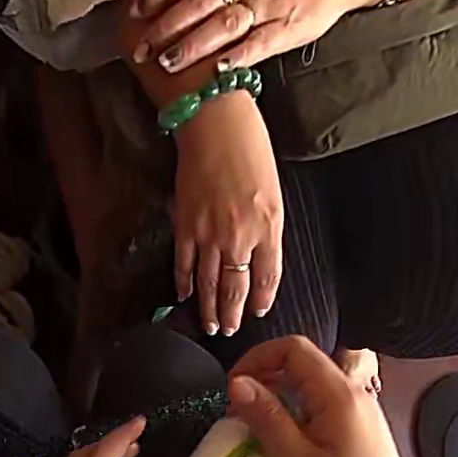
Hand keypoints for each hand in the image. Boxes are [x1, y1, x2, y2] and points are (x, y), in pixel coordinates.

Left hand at [130, 0, 371, 76]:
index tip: (135, 8)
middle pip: (200, 1)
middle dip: (168, 25)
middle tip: (143, 48)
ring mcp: (266, 5)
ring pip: (224, 22)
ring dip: (194, 44)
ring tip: (170, 63)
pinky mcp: (286, 28)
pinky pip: (259, 43)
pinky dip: (238, 56)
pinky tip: (219, 68)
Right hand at [172, 94, 282, 334]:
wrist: (215, 126)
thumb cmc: (250, 151)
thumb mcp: (273, 192)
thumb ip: (266, 228)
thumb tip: (256, 258)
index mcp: (267, 226)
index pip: (266, 276)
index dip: (260, 299)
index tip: (256, 313)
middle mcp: (239, 237)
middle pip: (235, 288)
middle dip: (232, 313)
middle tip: (228, 331)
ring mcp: (209, 235)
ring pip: (209, 283)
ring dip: (209, 308)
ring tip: (209, 326)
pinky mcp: (185, 227)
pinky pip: (184, 264)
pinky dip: (184, 283)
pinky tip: (185, 296)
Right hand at [224, 337, 436, 456]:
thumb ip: (264, 416)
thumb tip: (236, 383)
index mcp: (337, 394)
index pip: (293, 348)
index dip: (256, 358)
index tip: (233, 387)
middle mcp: (352, 392)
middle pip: (301, 362)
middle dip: (262, 375)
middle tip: (238, 408)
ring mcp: (357, 408)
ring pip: (308, 382)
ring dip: (275, 394)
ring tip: (254, 424)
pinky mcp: (356, 426)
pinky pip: (318, 402)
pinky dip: (292, 408)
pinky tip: (281, 437)